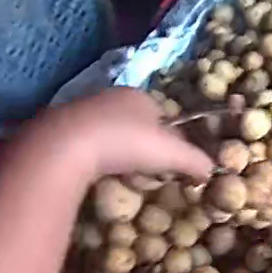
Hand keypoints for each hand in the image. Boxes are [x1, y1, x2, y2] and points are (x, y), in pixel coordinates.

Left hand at [21, 88, 212, 181]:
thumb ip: (197, 161)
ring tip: (123, 177)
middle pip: (139, 126)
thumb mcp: (173, 154)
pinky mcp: (60, 127)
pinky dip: (96, 159)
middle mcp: (111, 96)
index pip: (165, 117)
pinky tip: (97, 174)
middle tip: (149, 173)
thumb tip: (211, 172)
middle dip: (145, 148)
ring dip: (120, 154)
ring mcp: (83, 110)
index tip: (170, 163)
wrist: (65, 146)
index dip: (172, 140)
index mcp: (141, 96)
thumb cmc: (127, 143)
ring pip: (113, 135)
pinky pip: (88, 145)